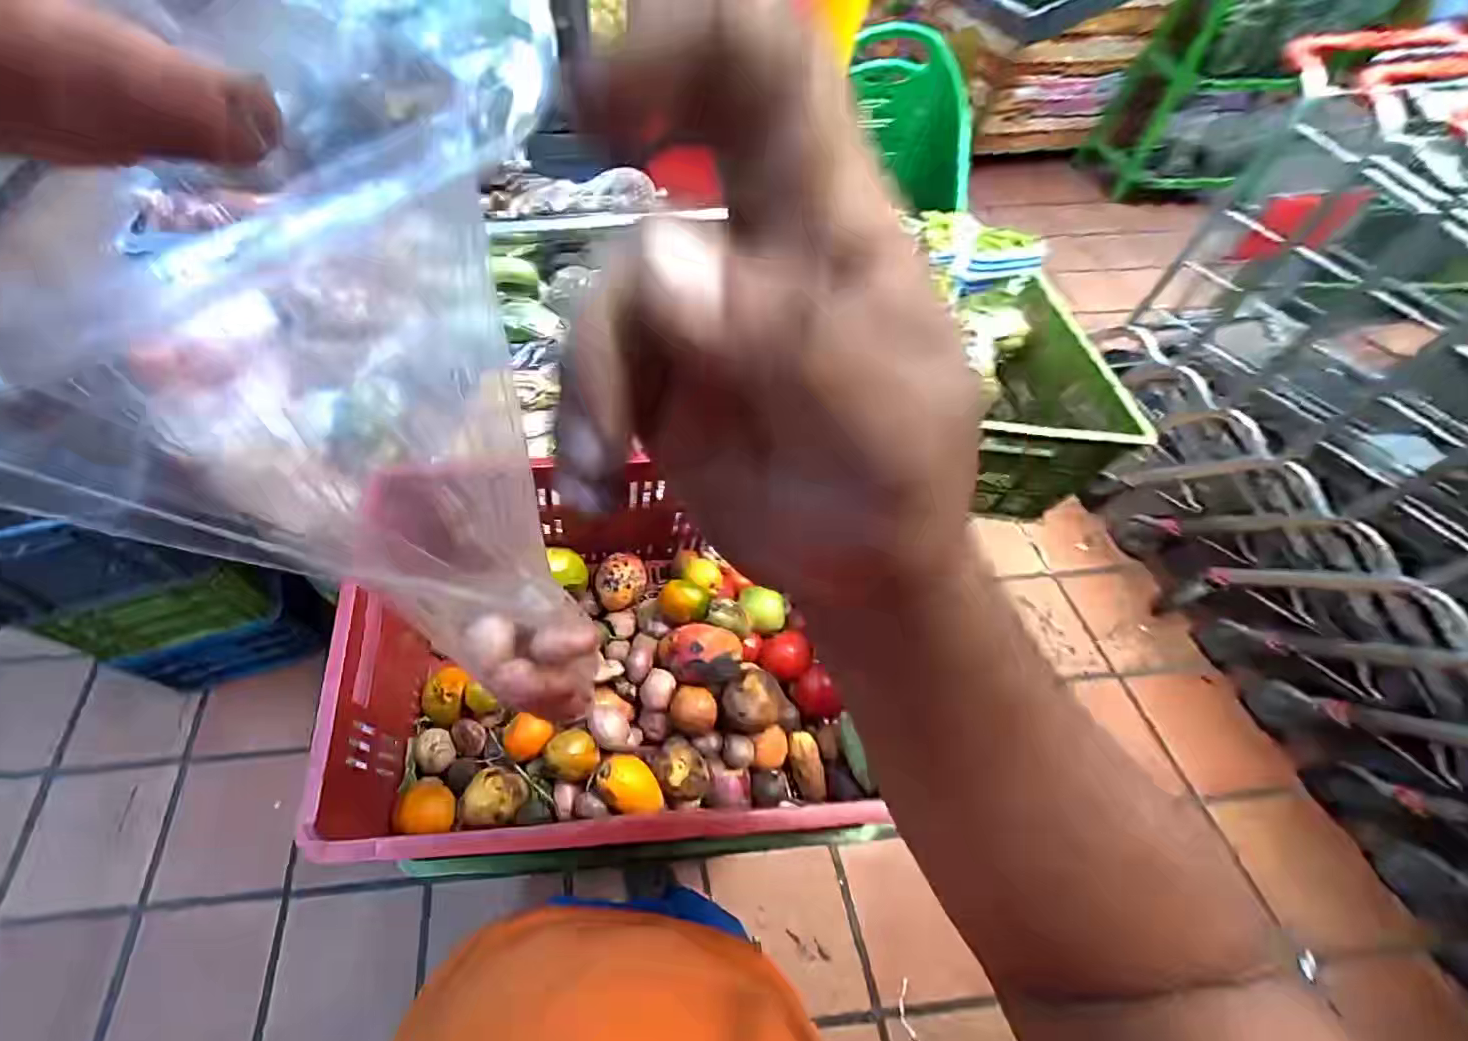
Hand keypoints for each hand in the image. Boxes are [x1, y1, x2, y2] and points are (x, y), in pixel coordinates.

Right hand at [556, 0, 979, 605]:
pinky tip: (596, 488)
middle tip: (575, 170)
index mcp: (831, 229)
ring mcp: (696, 319)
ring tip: (600, 468)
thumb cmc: (893, 483)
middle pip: (668, 160)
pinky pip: (593, 376)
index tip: (601, 89)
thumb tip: (659, 270)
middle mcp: (752, 253)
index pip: (774, 82)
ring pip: (606, 300)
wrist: (859, 562)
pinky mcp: (658, 380)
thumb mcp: (876, 417)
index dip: (692, 48)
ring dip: (589, 388)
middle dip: (613, 153)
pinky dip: (582, 430)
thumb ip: (787, 340)